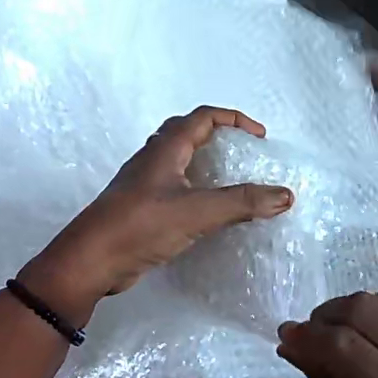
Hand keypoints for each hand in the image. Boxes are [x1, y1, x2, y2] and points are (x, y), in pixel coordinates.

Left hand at [21, 107, 294, 320]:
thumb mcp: (197, 211)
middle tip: (246, 156)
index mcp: (165, 149)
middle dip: (220, 138)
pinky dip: (197, 192)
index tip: (260, 137)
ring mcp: (144, 185)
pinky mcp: (141, 210)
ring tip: (233, 183)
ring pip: (180, 163)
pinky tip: (209, 213)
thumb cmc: (141, 226)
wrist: (92, 260)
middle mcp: (153, 160)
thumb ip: (241, 202)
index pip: (203, 117)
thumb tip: (285, 195)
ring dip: (207, 166)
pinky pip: (175, 190)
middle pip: (188, 134)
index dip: (234, 120)